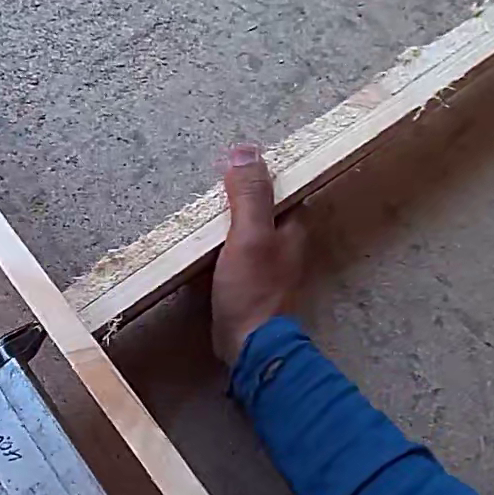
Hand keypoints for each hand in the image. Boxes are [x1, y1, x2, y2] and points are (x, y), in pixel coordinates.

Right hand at [211, 144, 305, 364]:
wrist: (250, 344)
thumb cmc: (253, 288)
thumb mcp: (249, 234)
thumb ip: (249, 194)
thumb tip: (245, 150)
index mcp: (294, 227)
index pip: (279, 187)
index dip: (256, 175)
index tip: (228, 171)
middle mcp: (286, 243)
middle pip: (260, 207)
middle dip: (235, 200)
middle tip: (207, 197)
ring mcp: (268, 264)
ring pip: (244, 231)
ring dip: (223, 224)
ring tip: (199, 219)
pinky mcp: (250, 282)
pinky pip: (232, 254)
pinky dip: (217, 247)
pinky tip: (199, 248)